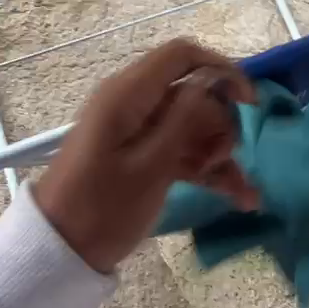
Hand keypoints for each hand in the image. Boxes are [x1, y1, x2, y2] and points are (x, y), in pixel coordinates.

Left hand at [32, 39, 259, 272]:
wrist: (58, 252)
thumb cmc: (102, 207)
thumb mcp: (150, 165)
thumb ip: (184, 118)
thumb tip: (213, 78)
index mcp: (129, 93)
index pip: (183, 55)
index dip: (222, 71)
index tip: (250, 105)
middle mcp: (134, 103)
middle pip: (193, 94)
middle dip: (219, 126)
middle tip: (220, 162)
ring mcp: (137, 130)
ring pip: (192, 126)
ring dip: (218, 154)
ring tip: (240, 194)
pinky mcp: (140, 155)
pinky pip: (181, 150)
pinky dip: (206, 169)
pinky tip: (240, 197)